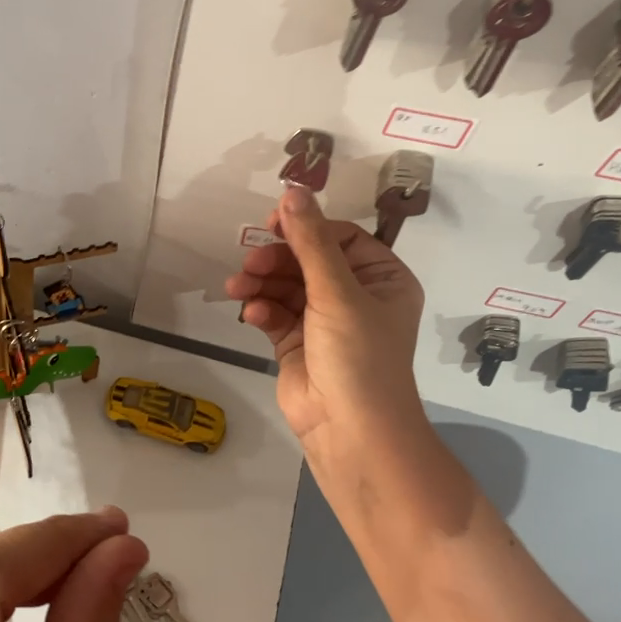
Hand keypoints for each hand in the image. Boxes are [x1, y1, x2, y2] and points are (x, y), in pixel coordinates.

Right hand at [225, 187, 426, 448]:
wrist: (350, 430)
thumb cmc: (358, 357)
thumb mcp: (338, 294)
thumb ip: (311, 243)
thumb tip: (292, 190)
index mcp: (382, 279)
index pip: (340, 238)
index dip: (306, 229)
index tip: (271, 224)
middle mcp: (355, 297)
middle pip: (307, 261)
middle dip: (276, 260)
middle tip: (249, 263)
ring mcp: (324, 323)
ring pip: (285, 287)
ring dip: (261, 284)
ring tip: (238, 287)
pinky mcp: (296, 345)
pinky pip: (275, 315)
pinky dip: (262, 310)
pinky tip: (251, 315)